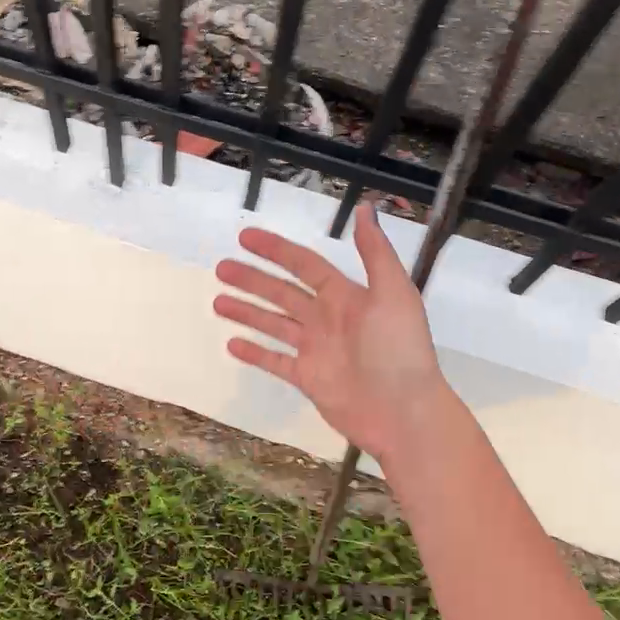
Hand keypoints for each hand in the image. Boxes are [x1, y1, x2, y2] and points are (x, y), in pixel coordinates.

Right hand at [214, 202, 451, 463]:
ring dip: (247, 312)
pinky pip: (275, 362)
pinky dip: (254, 353)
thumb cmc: (400, 349)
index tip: (245, 237)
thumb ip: (375, 252)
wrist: (403, 410)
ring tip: (217, 301)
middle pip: (282, 293)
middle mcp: (327, 319)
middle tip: (221, 267)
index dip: (276, 250)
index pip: (305, 265)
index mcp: (346, 296)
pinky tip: (232, 343)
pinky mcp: (308, 379)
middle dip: (252, 280)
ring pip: (273, 324)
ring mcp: (315, 350)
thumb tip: (366, 208)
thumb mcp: (394, 292)